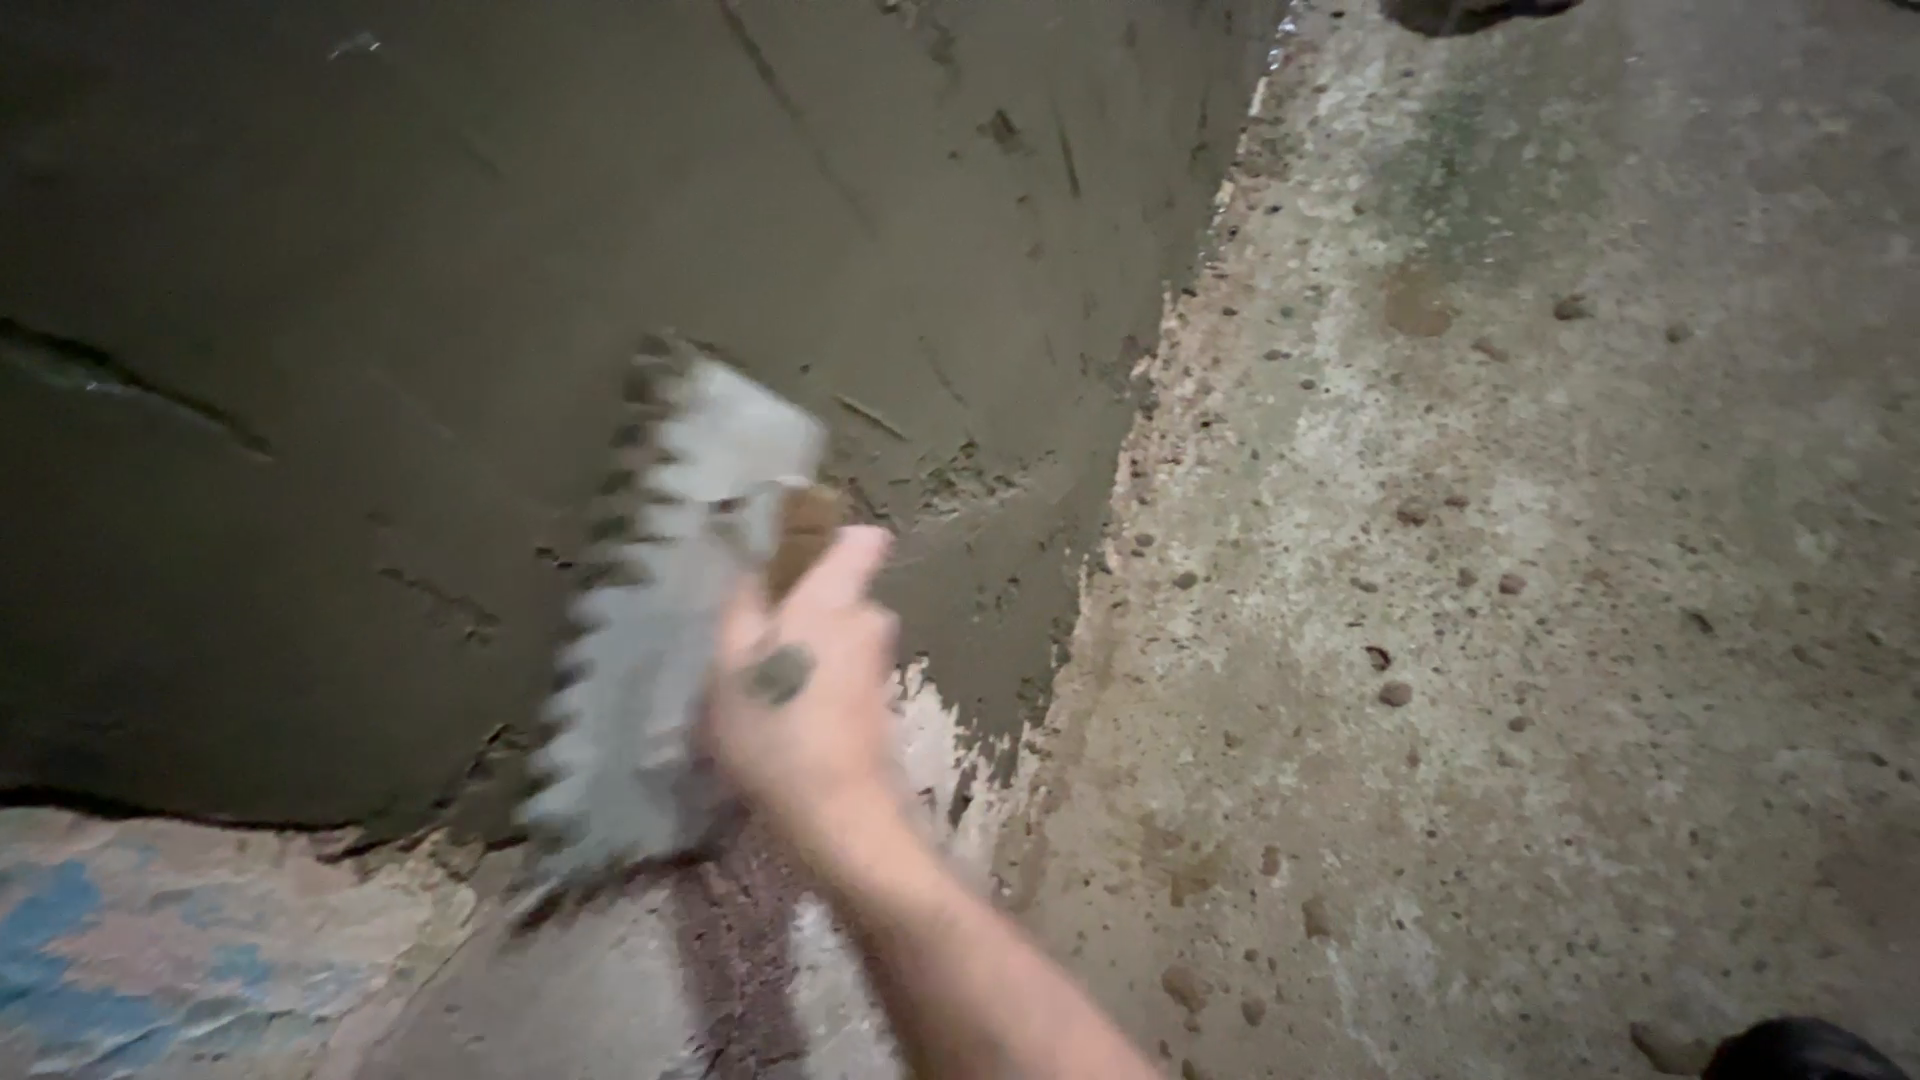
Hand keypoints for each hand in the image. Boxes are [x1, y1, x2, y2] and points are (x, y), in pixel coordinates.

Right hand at [705, 526, 903, 859]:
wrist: (835, 810)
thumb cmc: (774, 729)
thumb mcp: (731, 665)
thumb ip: (743, 606)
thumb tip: (755, 568)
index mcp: (836, 598)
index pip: (864, 539)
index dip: (831, 537)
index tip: (790, 557)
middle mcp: (870, 621)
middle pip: (844, 590)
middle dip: (807, 605)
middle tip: (757, 639)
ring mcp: (880, 662)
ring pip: (841, 632)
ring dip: (811, 646)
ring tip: (766, 684)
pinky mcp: (881, 698)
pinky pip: (846, 666)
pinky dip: (823, 676)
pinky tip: (791, 713)